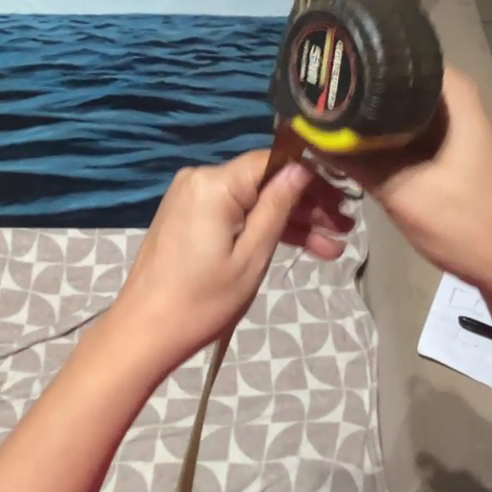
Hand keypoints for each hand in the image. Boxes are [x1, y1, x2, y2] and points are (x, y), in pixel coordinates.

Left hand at [97, 151, 331, 376]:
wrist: (146, 330)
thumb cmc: (202, 300)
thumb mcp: (251, 257)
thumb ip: (277, 207)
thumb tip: (302, 167)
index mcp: (214, 184)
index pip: (273, 160)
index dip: (310, 175)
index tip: (343, 194)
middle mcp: (200, 179)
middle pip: (264, 180)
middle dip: (306, 204)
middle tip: (346, 228)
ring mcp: (192, 197)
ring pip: (253, 199)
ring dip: (290, 220)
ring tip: (333, 246)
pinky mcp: (189, 216)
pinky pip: (235, 212)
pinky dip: (262, 228)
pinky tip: (301, 246)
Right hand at [335, 66, 491, 288]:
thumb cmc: (467, 224)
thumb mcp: (404, 191)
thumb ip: (357, 162)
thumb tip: (311, 135)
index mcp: (457, 100)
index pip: (408, 55)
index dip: (369, 57)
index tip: (332, 64)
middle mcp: (458, 106)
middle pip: (401, 82)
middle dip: (362, 89)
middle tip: (318, 91)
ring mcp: (456, 132)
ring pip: (403, 111)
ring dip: (371, 117)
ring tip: (327, 113)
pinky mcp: (450, 155)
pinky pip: (409, 134)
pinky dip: (384, 137)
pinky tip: (354, 144)